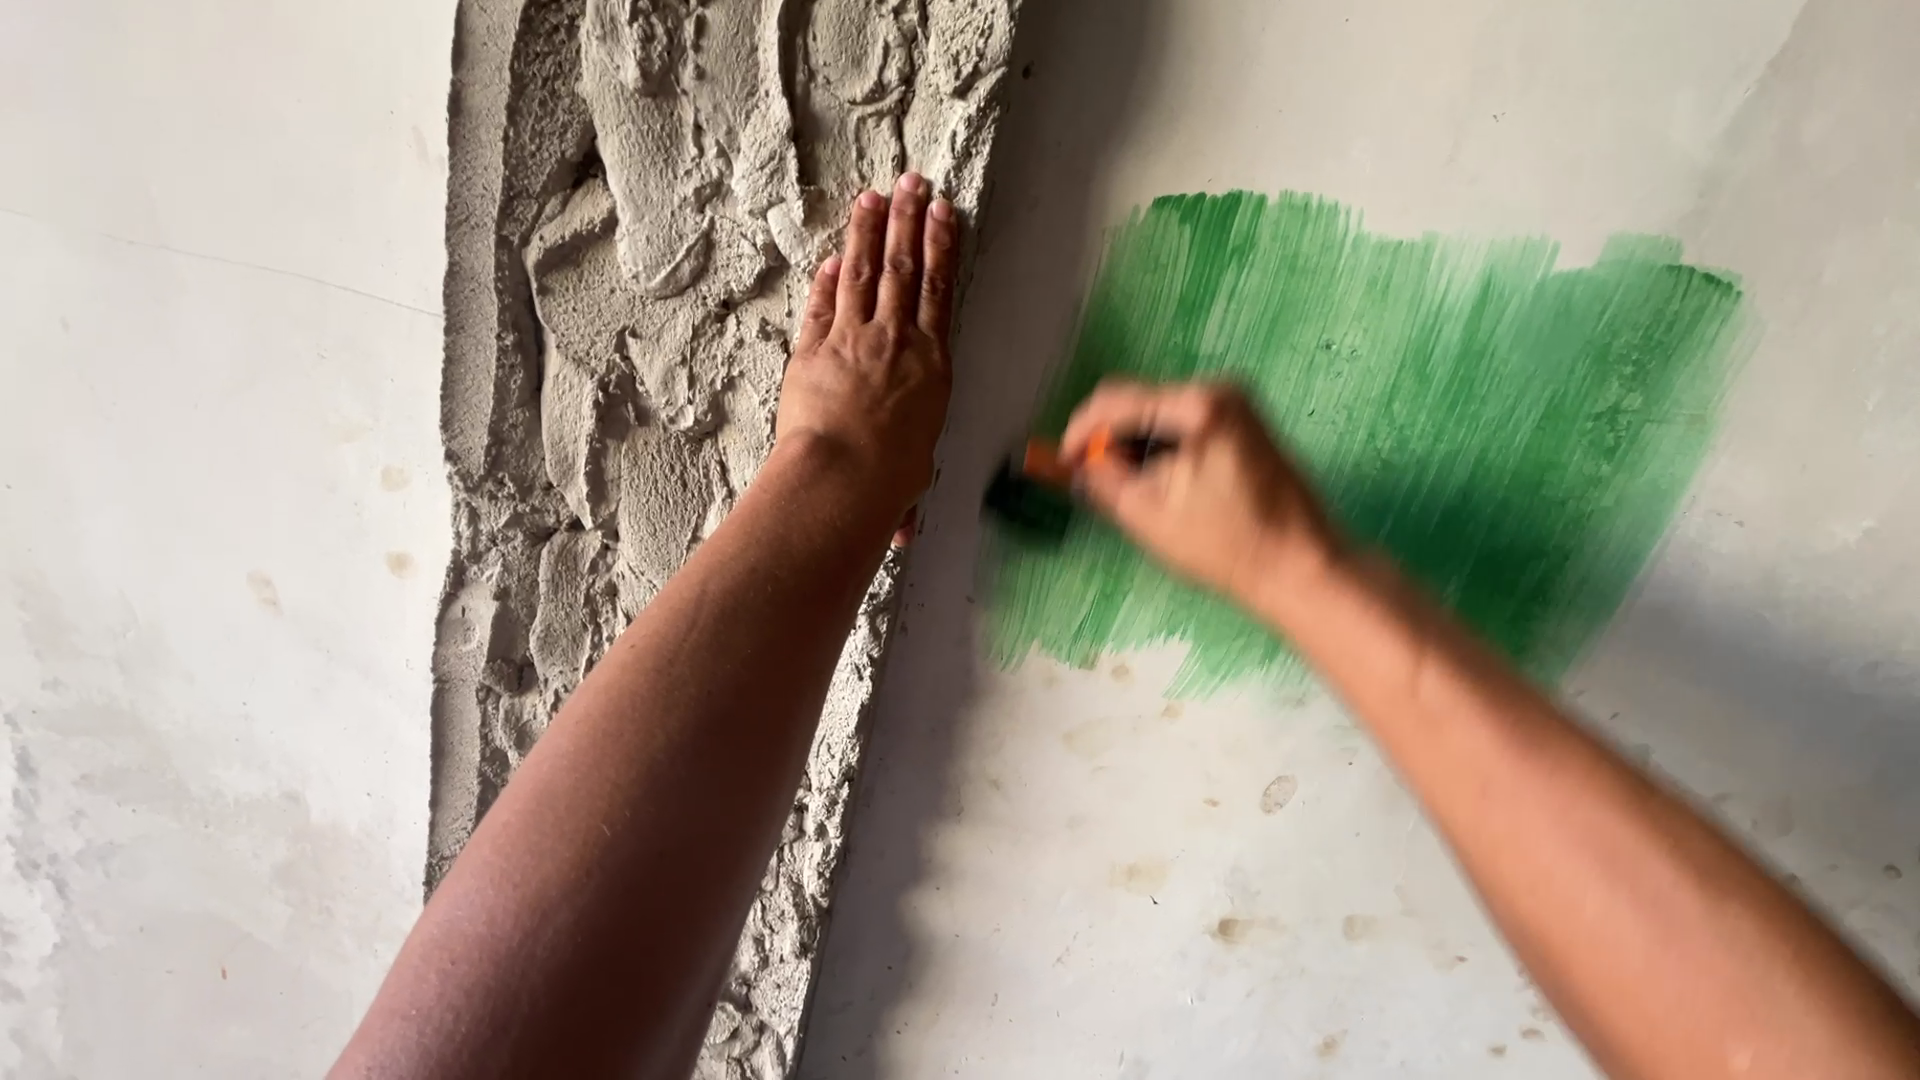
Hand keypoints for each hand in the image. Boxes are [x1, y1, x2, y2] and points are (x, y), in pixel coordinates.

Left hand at [775, 173, 958, 537]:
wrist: (843, 477)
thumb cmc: (888, 481)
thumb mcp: (910, 479)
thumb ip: (904, 485)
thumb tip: (901, 530)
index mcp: (931, 366)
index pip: (939, 293)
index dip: (941, 248)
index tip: (944, 214)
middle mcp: (896, 342)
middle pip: (904, 269)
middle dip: (909, 221)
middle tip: (912, 183)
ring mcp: (853, 340)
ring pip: (866, 275)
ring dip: (870, 234)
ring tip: (876, 198)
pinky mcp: (813, 349)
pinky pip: (824, 305)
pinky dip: (830, 279)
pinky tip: (836, 255)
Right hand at [1062, 379, 1341, 604]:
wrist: (1303, 567)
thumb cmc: (1226, 545)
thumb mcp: (1147, 516)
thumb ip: (1103, 480)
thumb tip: (1080, 463)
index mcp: (1196, 405)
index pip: (1114, 400)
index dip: (1080, 432)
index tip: (1062, 464)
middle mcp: (1218, 390)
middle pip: (1138, 403)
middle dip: (1109, 442)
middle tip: (1096, 484)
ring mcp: (1237, 405)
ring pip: (1159, 416)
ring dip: (1135, 449)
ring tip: (1130, 493)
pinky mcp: (1245, 424)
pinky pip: (1184, 426)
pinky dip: (1162, 451)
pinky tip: (1163, 488)